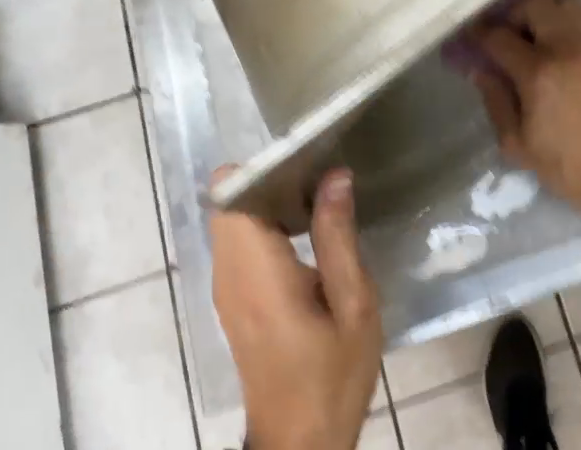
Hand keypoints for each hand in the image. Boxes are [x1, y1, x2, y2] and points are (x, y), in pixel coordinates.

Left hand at [210, 167, 380, 449]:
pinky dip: (267, 224)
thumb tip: (334, 175)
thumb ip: (338, 237)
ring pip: (233, 219)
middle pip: (231, 203)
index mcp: (257, 274)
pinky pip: (240, 242)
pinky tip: (309, 228)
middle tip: (322, 174)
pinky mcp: (233, 297)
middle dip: (271, 179)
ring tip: (321, 194)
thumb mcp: (354, 304)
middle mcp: (229, 275)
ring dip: (270, 200)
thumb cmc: (334, 375)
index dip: (263, 169)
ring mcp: (226, 288)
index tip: (306, 160)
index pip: (233, 197)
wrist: (301, 438)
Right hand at [463, 0, 580, 221]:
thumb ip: (494, 98)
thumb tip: (479, 67)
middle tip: (507, 35)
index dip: (479, 34)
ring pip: (565, 3)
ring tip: (538, 36)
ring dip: (545, 14)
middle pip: (534, 4)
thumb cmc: (562, 164)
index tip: (470, 37)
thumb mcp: (514, 141)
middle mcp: (568, 48)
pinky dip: (576, 21)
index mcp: (539, 74)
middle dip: (514, 15)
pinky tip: (569, 42)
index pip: (499, 37)